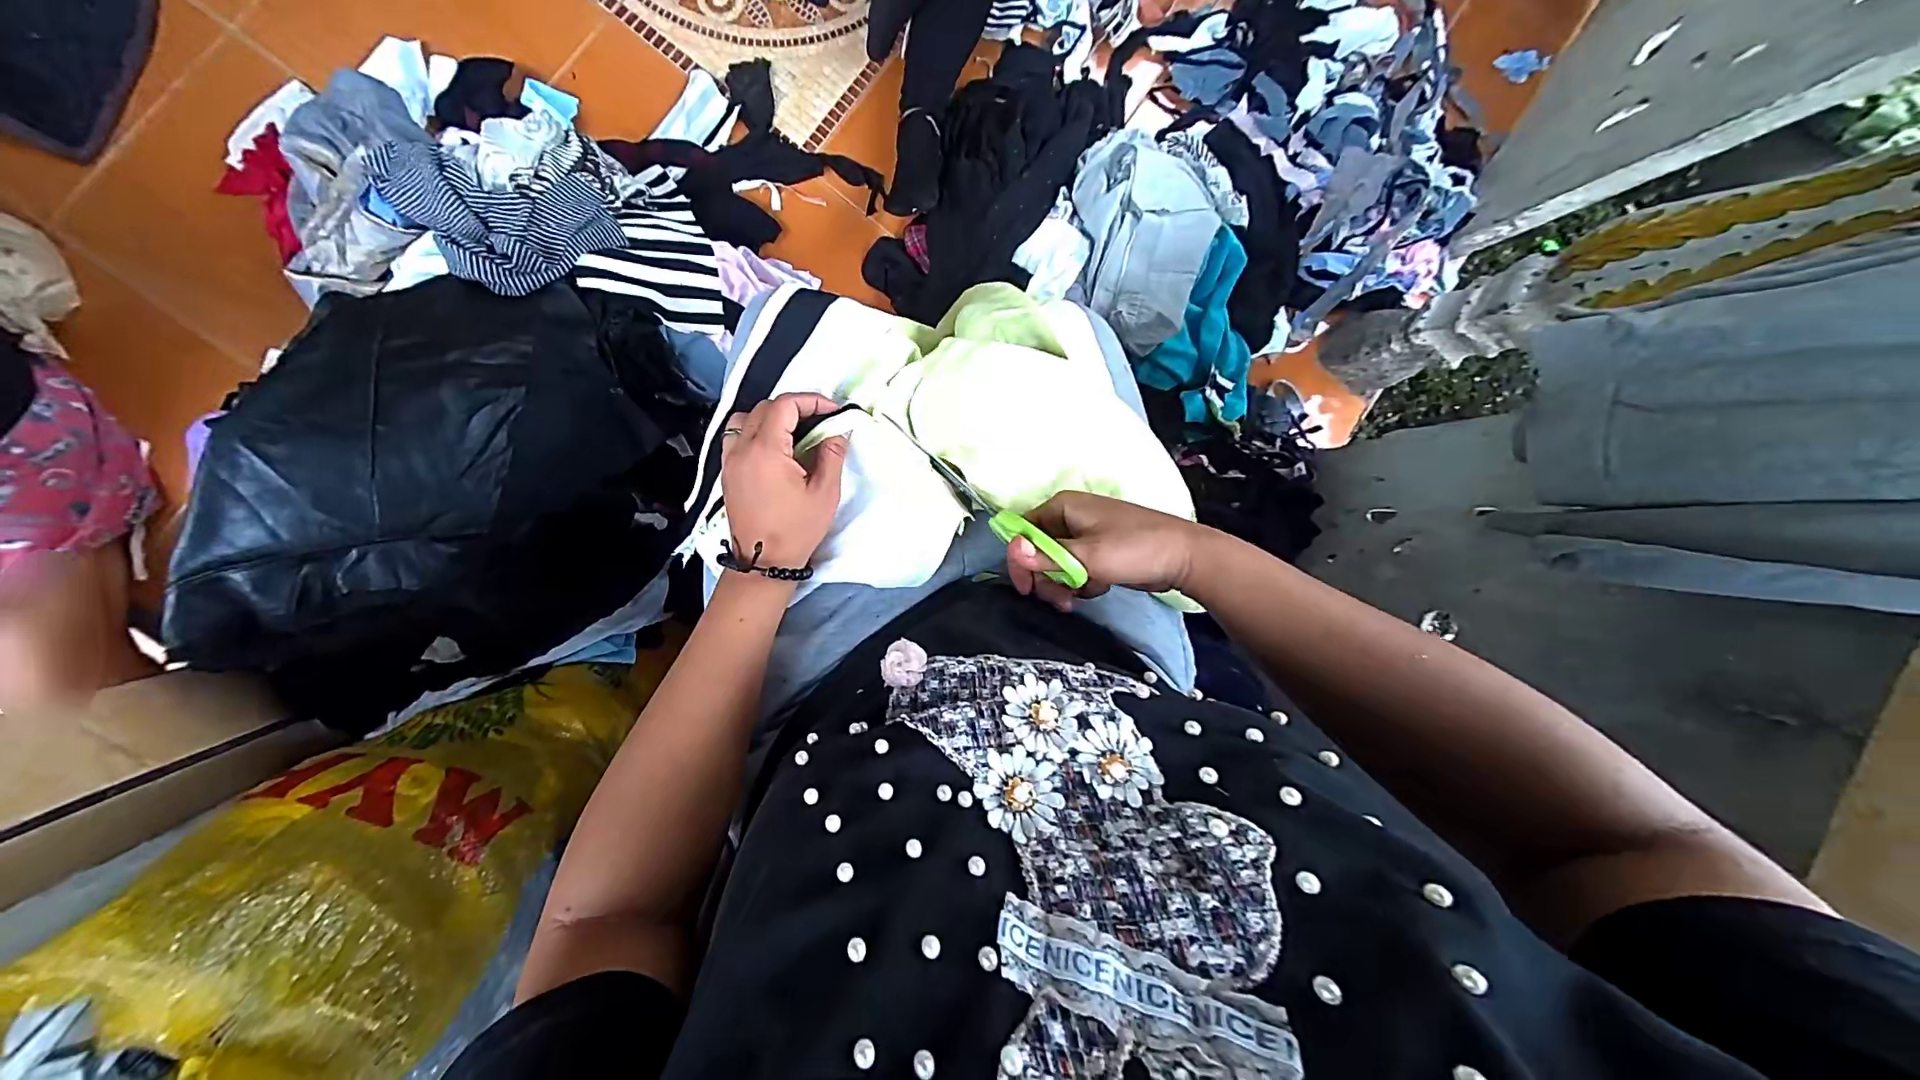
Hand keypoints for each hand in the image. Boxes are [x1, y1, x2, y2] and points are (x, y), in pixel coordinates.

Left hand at [719, 393, 848, 570]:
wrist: (764, 561)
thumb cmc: (795, 531)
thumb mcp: (825, 493)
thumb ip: (832, 455)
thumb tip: (838, 433)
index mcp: (765, 451)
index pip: (785, 405)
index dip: (811, 401)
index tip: (831, 411)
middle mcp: (742, 449)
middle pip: (765, 407)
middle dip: (794, 407)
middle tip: (820, 420)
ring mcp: (730, 460)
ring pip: (745, 418)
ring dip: (770, 416)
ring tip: (794, 431)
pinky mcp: (727, 472)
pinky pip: (735, 437)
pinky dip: (754, 431)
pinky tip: (774, 448)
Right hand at [1005, 491, 1206, 610]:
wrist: (1184, 558)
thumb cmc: (1135, 550)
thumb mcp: (1087, 557)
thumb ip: (1046, 557)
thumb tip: (1011, 550)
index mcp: (1063, 506)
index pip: (1023, 531)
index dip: (1020, 560)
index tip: (1027, 588)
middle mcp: (1070, 516)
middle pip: (1037, 550)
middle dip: (1046, 577)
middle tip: (1062, 597)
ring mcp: (1085, 533)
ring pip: (1056, 563)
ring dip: (1064, 584)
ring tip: (1083, 594)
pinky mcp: (1099, 550)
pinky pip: (1075, 569)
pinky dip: (1082, 582)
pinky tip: (1099, 588)